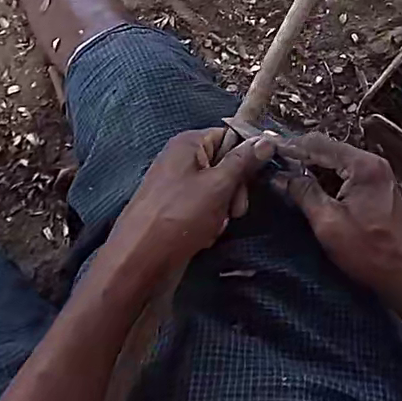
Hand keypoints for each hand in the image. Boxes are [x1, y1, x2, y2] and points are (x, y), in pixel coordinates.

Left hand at [107, 128, 276, 280]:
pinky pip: (201, 205)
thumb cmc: (178, 217)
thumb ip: (244, 161)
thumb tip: (266, 139)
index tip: (255, 178)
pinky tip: (203, 234)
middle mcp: (180, 158)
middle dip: (234, 189)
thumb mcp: (218, 185)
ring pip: (216, 188)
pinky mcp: (171, 208)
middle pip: (225, 163)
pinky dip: (207, 219)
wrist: (135, 263)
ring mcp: (174, 184)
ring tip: (213, 226)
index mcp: (188, 143)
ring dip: (222, 209)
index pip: (231, 136)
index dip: (246, 157)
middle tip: (234, 210)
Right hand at [272, 135, 401, 312]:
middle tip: (274, 159)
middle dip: (302, 154)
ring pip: (339, 162)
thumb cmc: (370, 252)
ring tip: (287, 169)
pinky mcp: (380, 189)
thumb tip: (283, 176)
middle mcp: (374, 163)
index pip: (321, 144)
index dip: (293, 146)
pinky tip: (312, 183)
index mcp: (363, 165)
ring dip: (314, 165)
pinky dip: (328, 176)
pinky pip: (348, 173)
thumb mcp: (329, 224)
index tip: (270, 149)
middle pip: (331, 150)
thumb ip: (305, 193)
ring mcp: (379, 175)